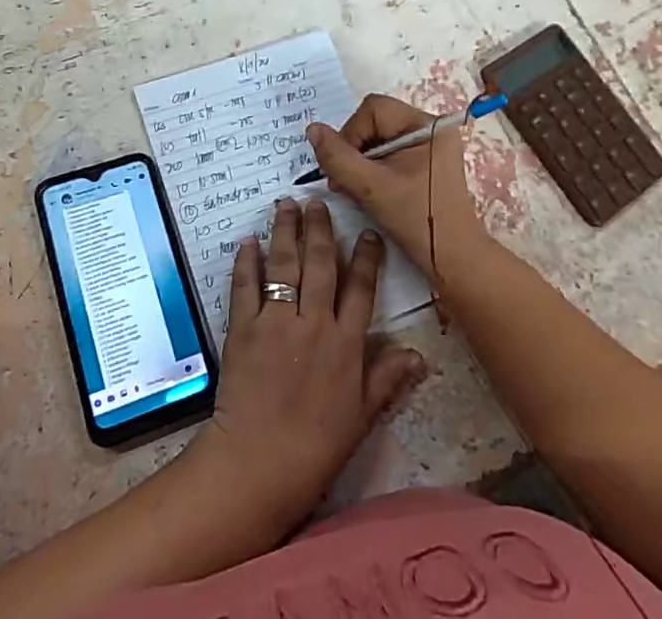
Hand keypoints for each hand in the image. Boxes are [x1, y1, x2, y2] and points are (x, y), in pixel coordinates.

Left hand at [189, 198, 424, 533]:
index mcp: (346, 343)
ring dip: (285, 232)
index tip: (367, 233)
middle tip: (317, 200)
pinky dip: (247, 262)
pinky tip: (248, 242)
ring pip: (284, 266)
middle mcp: (313, 322)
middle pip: (319, 264)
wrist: (259, 461)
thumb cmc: (316, 444)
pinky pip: (245, 286)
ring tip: (286, 204)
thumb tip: (418, 355)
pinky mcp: (242, 328)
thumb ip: (386, 378)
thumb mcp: (361, 414)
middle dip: (320, 229)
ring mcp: (275, 321)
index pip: (360, 288)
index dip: (366, 258)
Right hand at [304, 94, 486, 272]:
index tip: (345, 169)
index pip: (373, 110)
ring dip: (358, 161)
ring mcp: (428, 146)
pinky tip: (367, 191)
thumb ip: (337, 157)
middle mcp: (430, 128)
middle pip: (373, 122)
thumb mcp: (370, 187)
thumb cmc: (415, 219)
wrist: (452, 257)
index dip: (351, 134)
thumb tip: (313, 129)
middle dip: (353, 149)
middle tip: (343, 181)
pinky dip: (371, 169)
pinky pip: (387, 152)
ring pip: (377, 138)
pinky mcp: (424, 163)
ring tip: (353, 188)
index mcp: (426, 125)